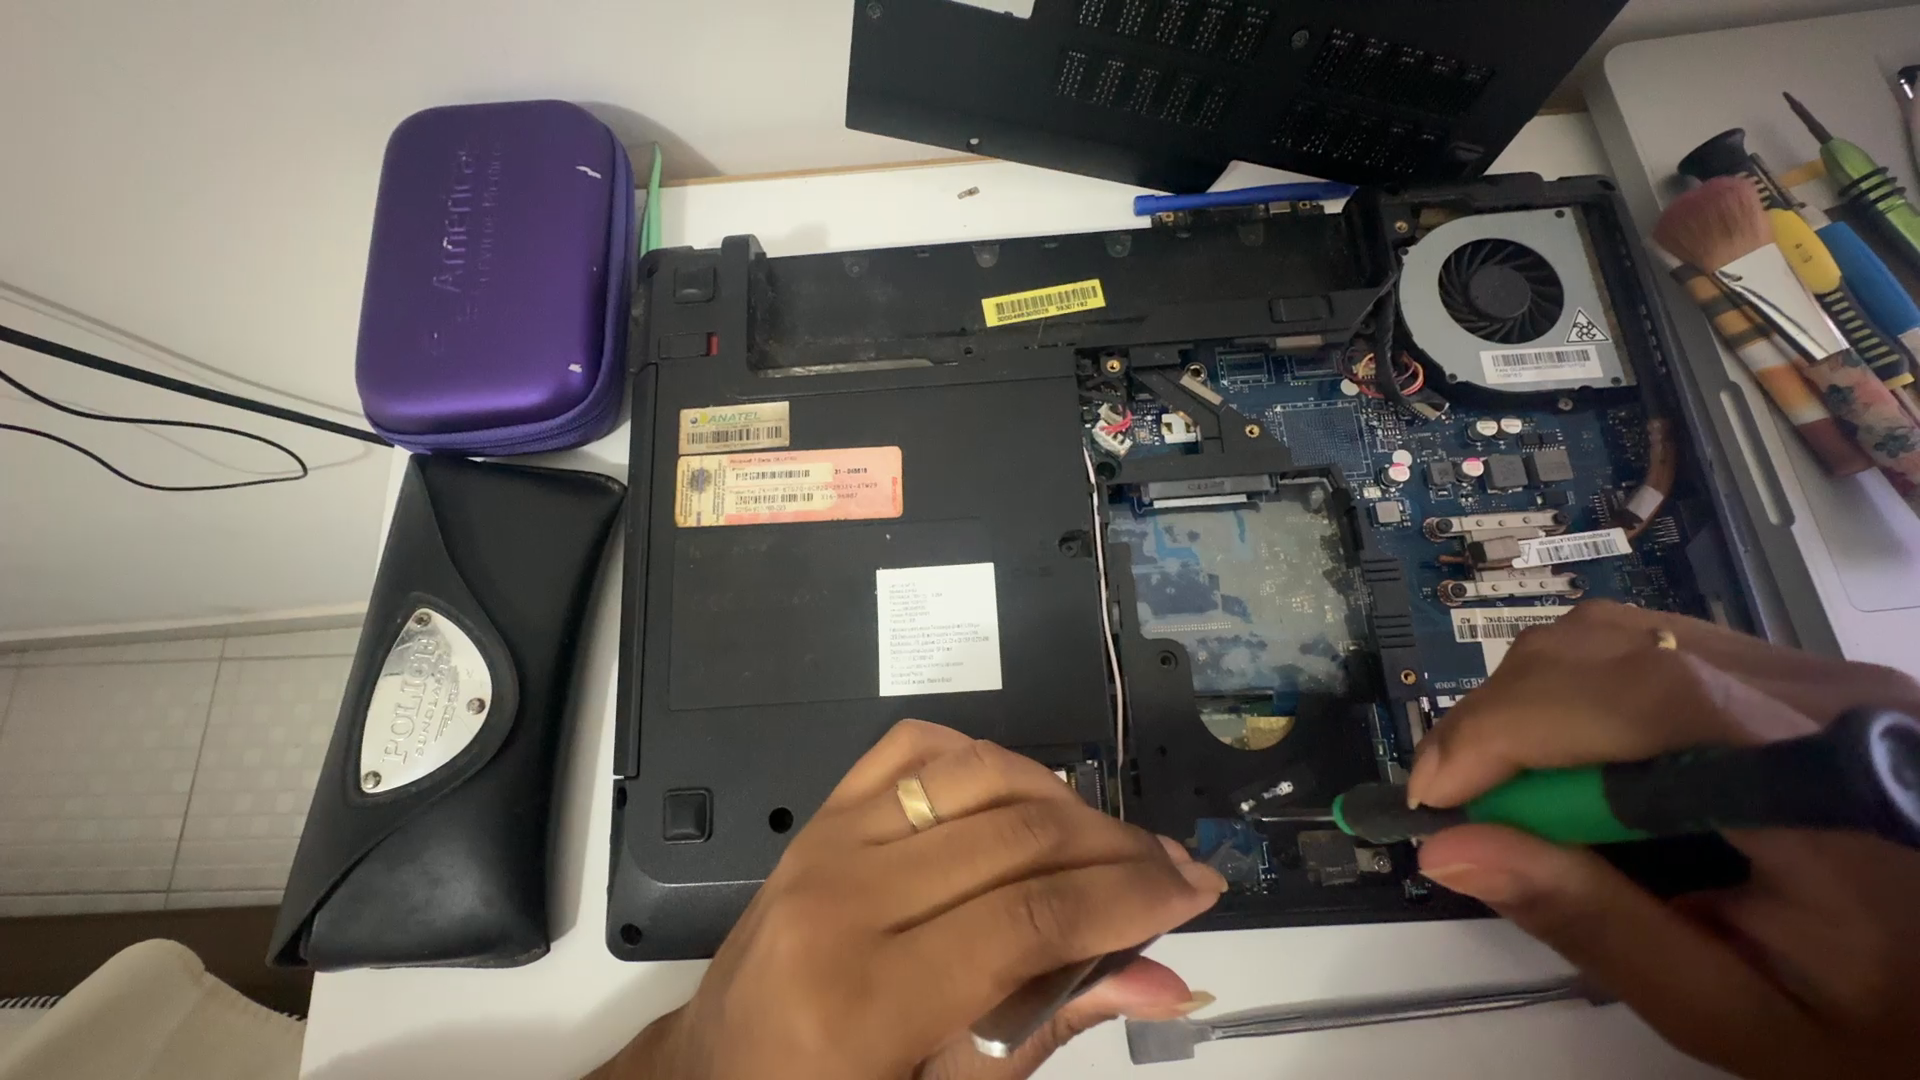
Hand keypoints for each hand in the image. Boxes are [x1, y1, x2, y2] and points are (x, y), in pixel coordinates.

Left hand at [594, 720, 1224, 1079]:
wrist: (719, 1073)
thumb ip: (1047, 1024)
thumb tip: (1160, 974)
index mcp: (866, 998)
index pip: (1026, 918)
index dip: (1126, 898)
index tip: (1195, 887)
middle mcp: (844, 897)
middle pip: (1011, 837)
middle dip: (1112, 847)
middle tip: (1172, 865)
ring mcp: (828, 839)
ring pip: (973, 774)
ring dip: (1059, 796)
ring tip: (1108, 838)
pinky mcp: (823, 811)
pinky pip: (914, 748)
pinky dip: (981, 756)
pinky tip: (1020, 792)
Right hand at [1405, 601, 1919, 1079]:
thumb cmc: (1882, 1026)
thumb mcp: (1740, 1013)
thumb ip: (1597, 927)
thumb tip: (1449, 850)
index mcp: (1838, 790)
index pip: (1636, 699)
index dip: (1506, 730)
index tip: (1435, 798)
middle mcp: (1828, 698)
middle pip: (1603, 652)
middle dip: (1493, 719)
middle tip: (1453, 797)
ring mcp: (1810, 671)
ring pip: (1605, 635)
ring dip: (1520, 700)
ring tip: (1500, 776)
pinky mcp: (1784, 667)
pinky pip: (1633, 643)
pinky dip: (1562, 689)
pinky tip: (1560, 751)